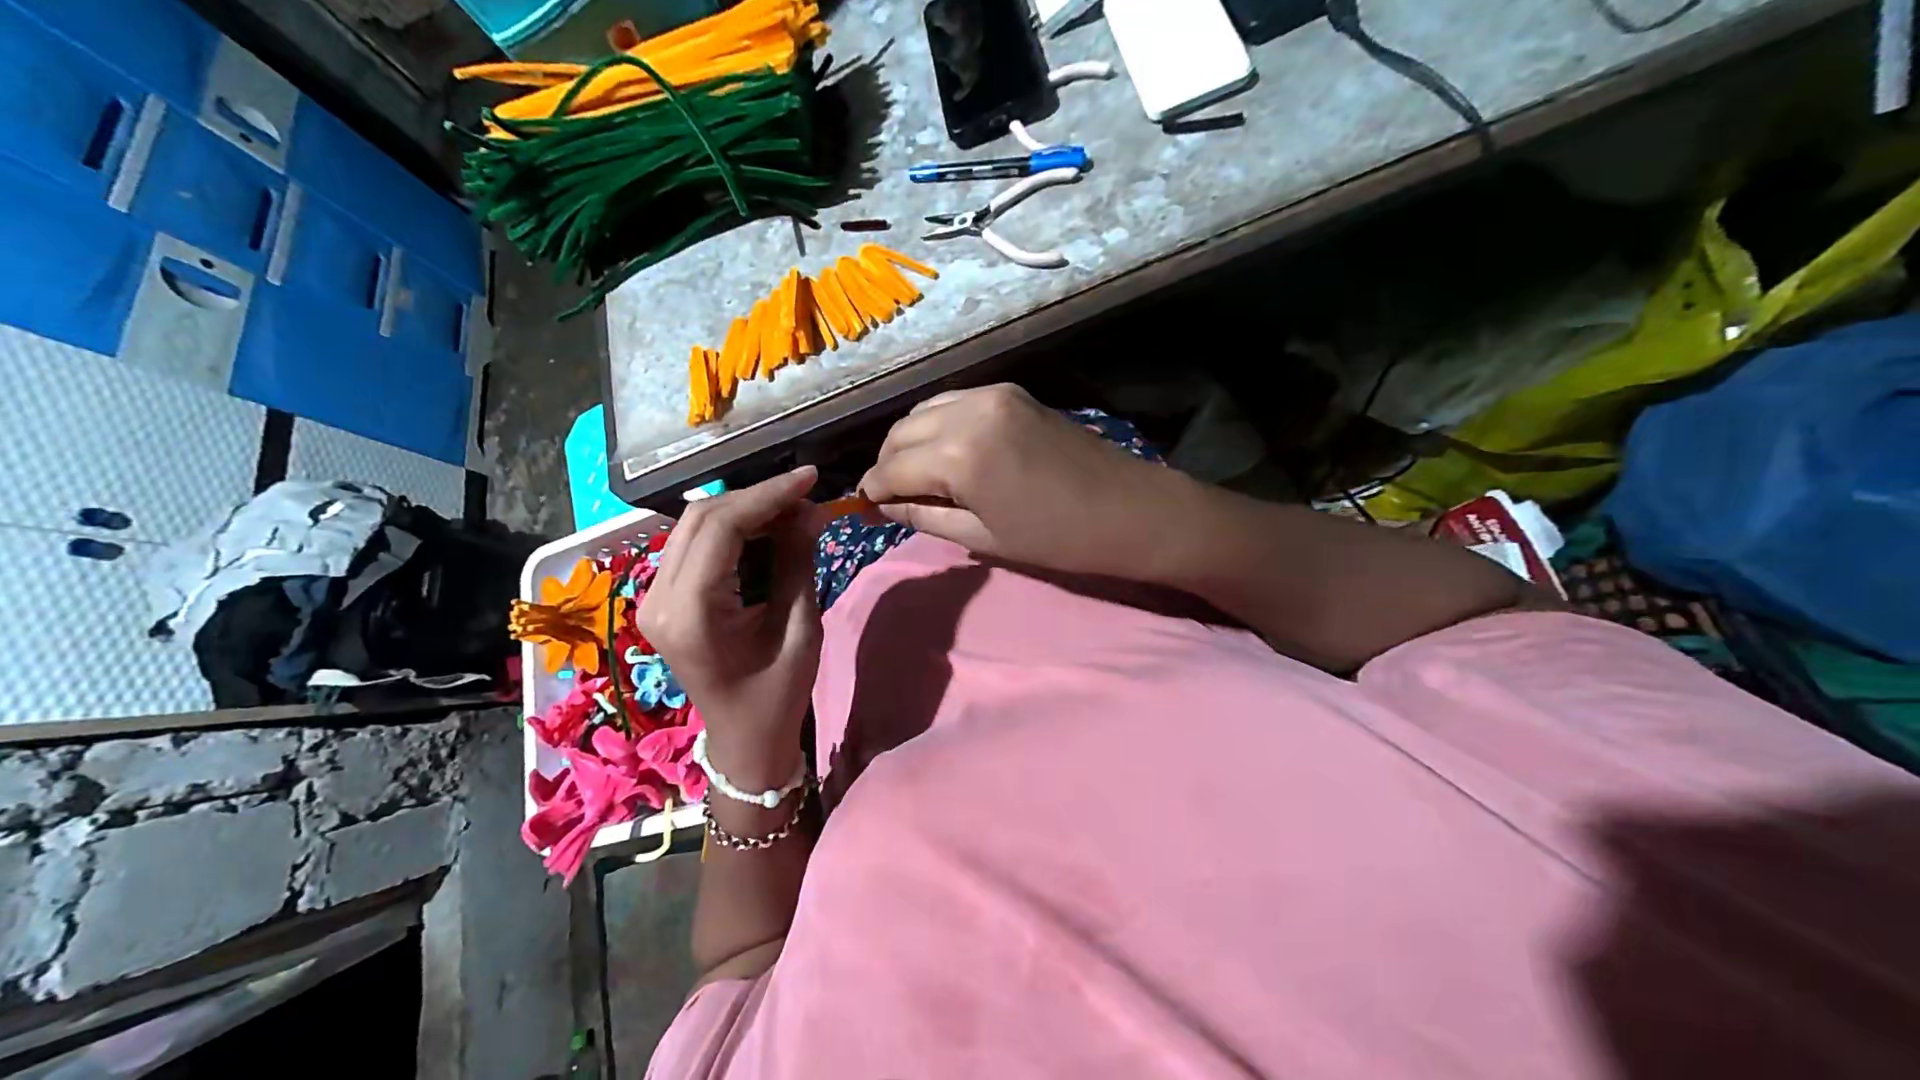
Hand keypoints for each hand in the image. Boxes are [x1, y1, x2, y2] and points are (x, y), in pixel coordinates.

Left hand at [636, 467, 820, 786]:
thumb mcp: (798, 628)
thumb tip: (809, 509)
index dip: (768, 494)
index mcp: (690, 611)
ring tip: (791, 510)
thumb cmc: (777, 695)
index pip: (722, 526)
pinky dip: (731, 530)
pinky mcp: (662, 600)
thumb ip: (797, 562)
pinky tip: (765, 530)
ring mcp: (653, 598)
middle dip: (756, 498)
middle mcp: (659, 598)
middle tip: (804, 495)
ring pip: (695, 526)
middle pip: (701, 517)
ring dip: (744, 511)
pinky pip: (694, 545)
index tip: (809, 477)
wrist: (744, 740)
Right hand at [857, 385, 1184, 577]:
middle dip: (887, 464)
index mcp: (959, 456)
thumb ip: (924, 515)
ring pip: (923, 411)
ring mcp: (991, 394)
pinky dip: (937, 424)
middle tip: (891, 496)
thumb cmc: (1057, 539)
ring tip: (916, 475)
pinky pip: (953, 402)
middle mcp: (968, 411)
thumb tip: (881, 505)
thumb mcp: (983, 536)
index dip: (873, 490)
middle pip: (901, 432)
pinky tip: (945, 452)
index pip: (891, 467)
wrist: (1130, 510)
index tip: (865, 507)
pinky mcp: (1009, 390)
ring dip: (909, 442)